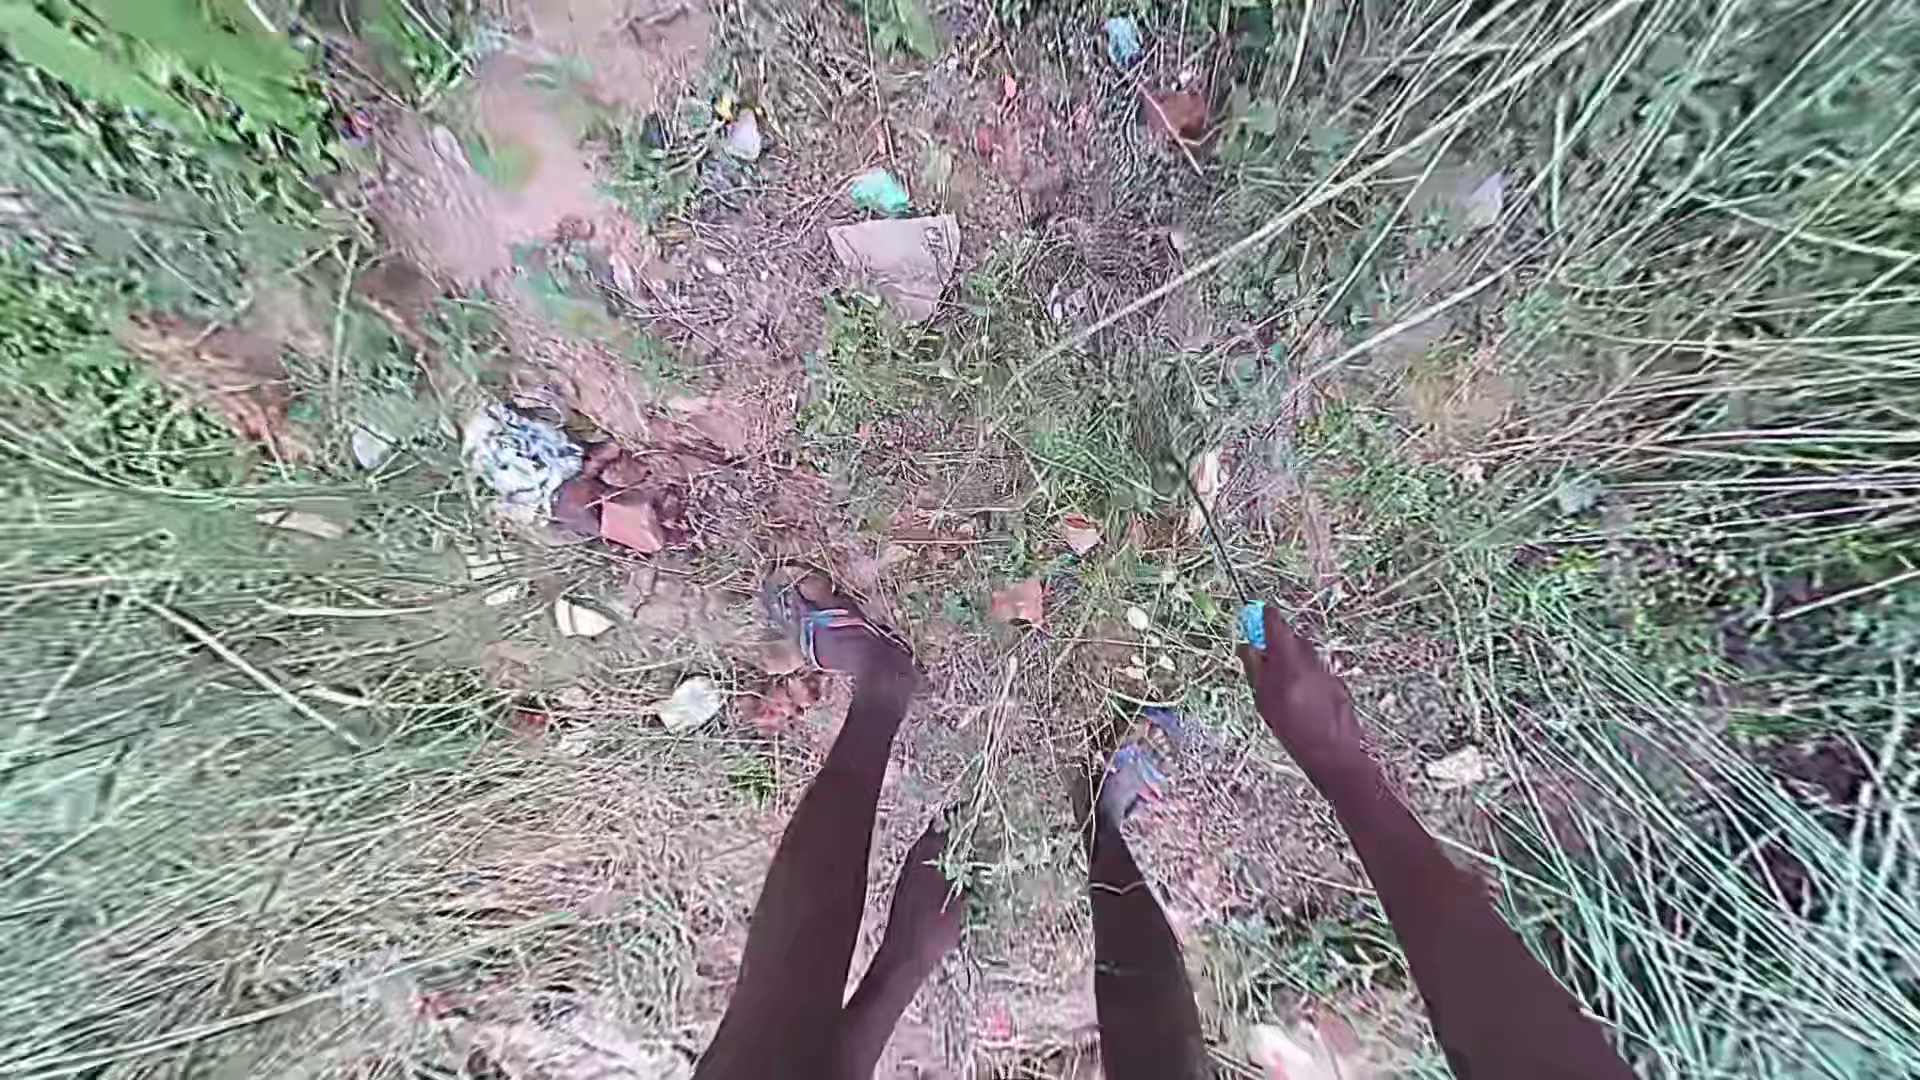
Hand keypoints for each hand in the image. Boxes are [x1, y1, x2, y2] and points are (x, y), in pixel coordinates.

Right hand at [1238, 604, 1365, 773]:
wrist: (1336, 758)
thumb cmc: (1293, 731)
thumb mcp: (1263, 700)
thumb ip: (1255, 669)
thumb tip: (1247, 646)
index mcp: (1289, 664)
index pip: (1276, 627)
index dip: (1266, 617)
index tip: (1259, 610)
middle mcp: (1310, 663)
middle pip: (1293, 639)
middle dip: (1278, 640)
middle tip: (1263, 651)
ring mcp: (1327, 673)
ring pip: (1306, 655)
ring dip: (1292, 657)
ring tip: (1279, 679)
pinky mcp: (1338, 685)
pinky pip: (1316, 670)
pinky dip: (1305, 673)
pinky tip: (1299, 695)